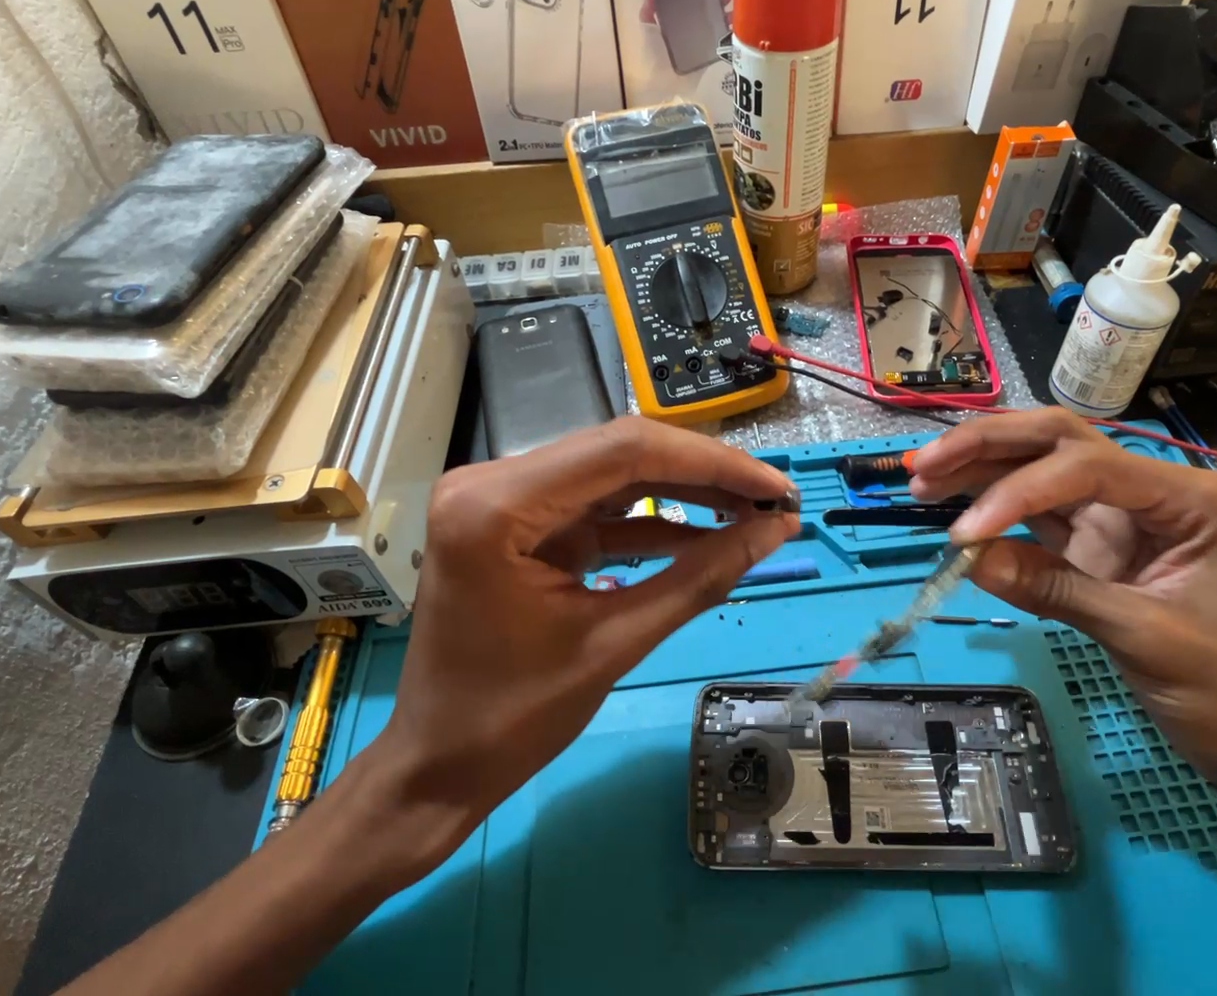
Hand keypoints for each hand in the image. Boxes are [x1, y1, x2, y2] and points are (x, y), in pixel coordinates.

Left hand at [352, 418, 800, 876]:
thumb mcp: (614, 644)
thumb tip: (776, 531)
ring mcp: (504, 501)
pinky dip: (653, 525)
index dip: (713, 464)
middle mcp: (493, 482)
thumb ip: (699, 580)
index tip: (778, 489)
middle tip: (773, 503)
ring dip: (685, 496)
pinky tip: (708, 538)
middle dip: (705, 477)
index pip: (625, 451)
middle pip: (621, 455)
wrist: (439, 765)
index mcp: (497, 505)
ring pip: (615, 478)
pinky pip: (599, 512)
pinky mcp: (521, 526)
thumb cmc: (512, 719)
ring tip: (753, 518)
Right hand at [908, 409, 1216, 798]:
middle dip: (987, 447)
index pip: (1087, 467)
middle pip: (1060, 442)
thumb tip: (970, 560)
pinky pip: (1045, 515)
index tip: (961, 536)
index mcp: (1191, 499)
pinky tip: (957, 507)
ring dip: (983, 469)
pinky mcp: (1106, 546)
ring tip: (922, 479)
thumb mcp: (1146, 638)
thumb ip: (1057, 589)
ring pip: (1045, 469)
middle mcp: (1157, 491)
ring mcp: (1129, 517)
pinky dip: (999, 511)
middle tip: (922, 468)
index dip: (1016, 493)